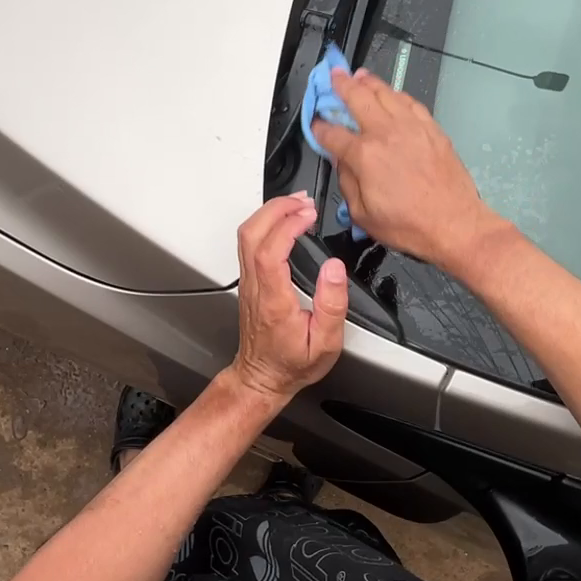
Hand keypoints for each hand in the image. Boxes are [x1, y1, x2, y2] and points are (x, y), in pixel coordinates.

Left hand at [229, 193, 348, 402]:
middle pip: (250, 234)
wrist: (262, 378)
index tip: (308, 216)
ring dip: (269, 213)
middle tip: (303, 202)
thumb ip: (332, 305)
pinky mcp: (248, 281)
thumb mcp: (325, 344)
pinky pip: (249, 243)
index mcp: (274, 301)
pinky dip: (266, 224)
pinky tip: (284, 223)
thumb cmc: (292, 364)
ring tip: (297, 206)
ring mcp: (248, 283)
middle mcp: (255, 288)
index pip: (269, 252)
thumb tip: (334, 269)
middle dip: (276, 209)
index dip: (287, 226)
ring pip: (246, 236)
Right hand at [310, 69, 511, 270]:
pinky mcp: (432, 129)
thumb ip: (347, 182)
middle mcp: (387, 134)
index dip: (319, 128)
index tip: (316, 125)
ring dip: (369, 82)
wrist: (454, 224)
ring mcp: (411, 128)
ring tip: (359, 76)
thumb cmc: (410, 225)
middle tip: (334, 76)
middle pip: (358, 98)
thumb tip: (341, 163)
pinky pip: (411, 102)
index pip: (332, 134)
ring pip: (386, 93)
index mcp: (364, 156)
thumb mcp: (363, 214)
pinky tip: (392, 93)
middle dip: (341, 85)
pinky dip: (397, 94)